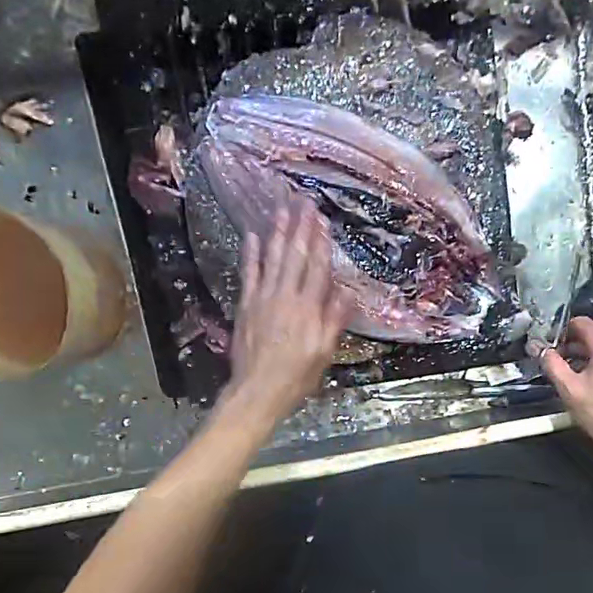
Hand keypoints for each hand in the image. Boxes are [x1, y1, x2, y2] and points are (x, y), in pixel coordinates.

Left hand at [225, 204, 352, 423]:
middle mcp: (286, 296)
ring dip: (277, 233)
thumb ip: (334, 320)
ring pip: (272, 258)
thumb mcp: (324, 352)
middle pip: (295, 256)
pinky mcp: (246, 305)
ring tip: (282, 209)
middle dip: (300, 228)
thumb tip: (347, 291)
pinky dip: (250, 254)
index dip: (321, 242)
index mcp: (308, 308)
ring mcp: (263, 298)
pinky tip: (251, 235)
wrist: (257, 390)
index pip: (317, 267)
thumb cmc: (296, 376)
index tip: (322, 220)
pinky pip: (249, 274)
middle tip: (303, 202)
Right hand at [539, 317, 592, 467]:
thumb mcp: (567, 388)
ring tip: (569, 373)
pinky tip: (586, 381)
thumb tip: (540, 349)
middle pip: (591, 336)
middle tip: (556, 360)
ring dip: (583, 356)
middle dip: (571, 346)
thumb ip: (551, 363)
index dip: (563, 330)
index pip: (582, 323)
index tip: (552, 343)